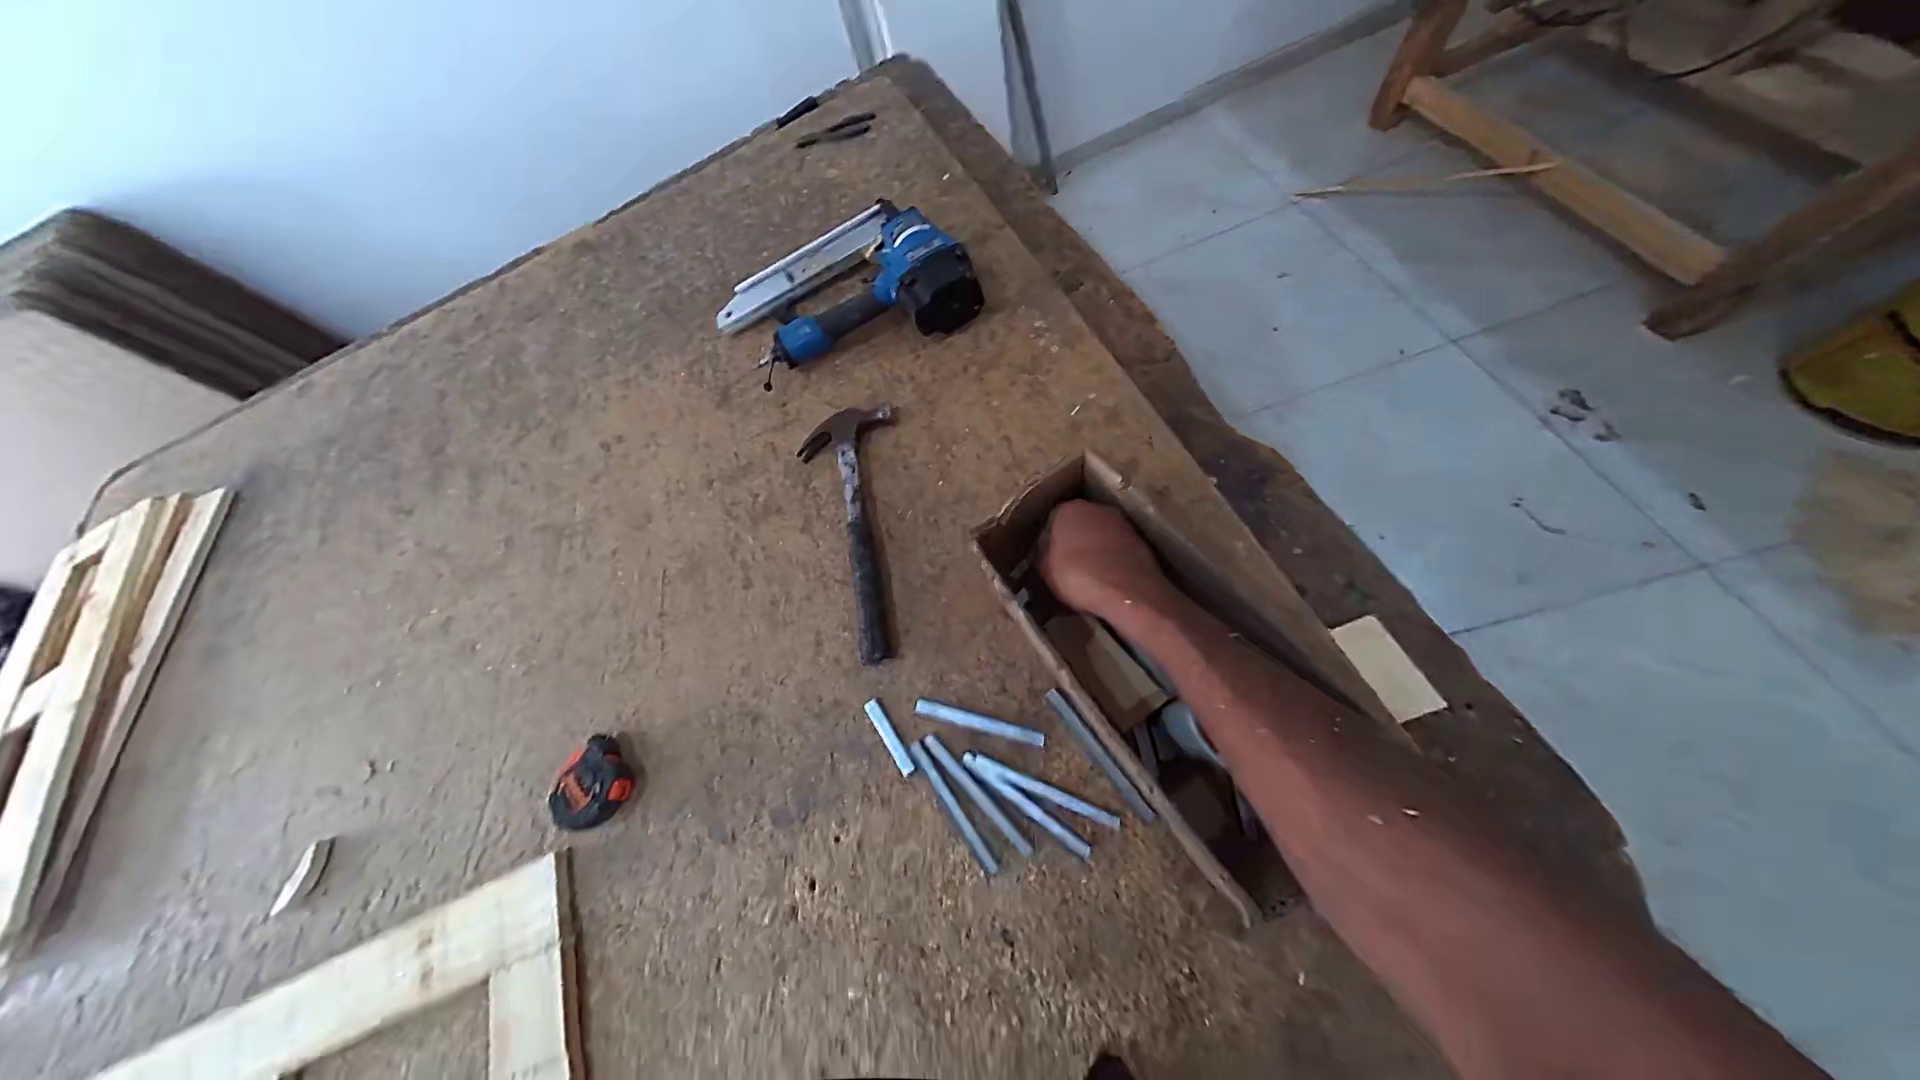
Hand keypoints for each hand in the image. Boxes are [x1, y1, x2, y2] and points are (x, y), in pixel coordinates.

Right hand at [1037, 500, 1175, 619]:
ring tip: (1088, 576)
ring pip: (1100, 536)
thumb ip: (1043, 555)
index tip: (1046, 560)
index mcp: (1068, 509)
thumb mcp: (1045, 570)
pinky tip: (1107, 580)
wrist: (1127, 592)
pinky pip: (1117, 550)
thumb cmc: (1079, 577)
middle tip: (1066, 567)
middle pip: (1079, 525)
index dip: (1047, 543)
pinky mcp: (1141, 541)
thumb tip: (1046, 554)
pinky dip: (1112, 561)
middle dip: (1073, 542)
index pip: (1051, 521)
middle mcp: (1097, 508)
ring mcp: (1122, 523)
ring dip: (1094, 551)